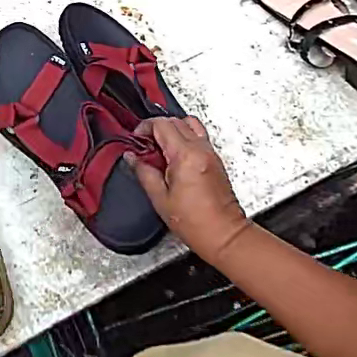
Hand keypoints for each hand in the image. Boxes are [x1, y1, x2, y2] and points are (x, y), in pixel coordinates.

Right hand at [128, 117, 254, 258]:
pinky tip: (174, 158)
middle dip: (156, 128)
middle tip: (145, 145)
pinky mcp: (215, 160)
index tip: (136, 139)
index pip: (162, 125)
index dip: (144, 128)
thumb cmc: (196, 222)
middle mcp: (201, 150)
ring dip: (172, 130)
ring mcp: (210, 153)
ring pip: (189, 125)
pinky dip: (184, 139)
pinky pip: (198, 137)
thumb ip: (143, 171)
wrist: (224, 235)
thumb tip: (132, 157)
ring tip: (160, 149)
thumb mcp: (159, 197)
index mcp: (185, 156)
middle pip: (175, 121)